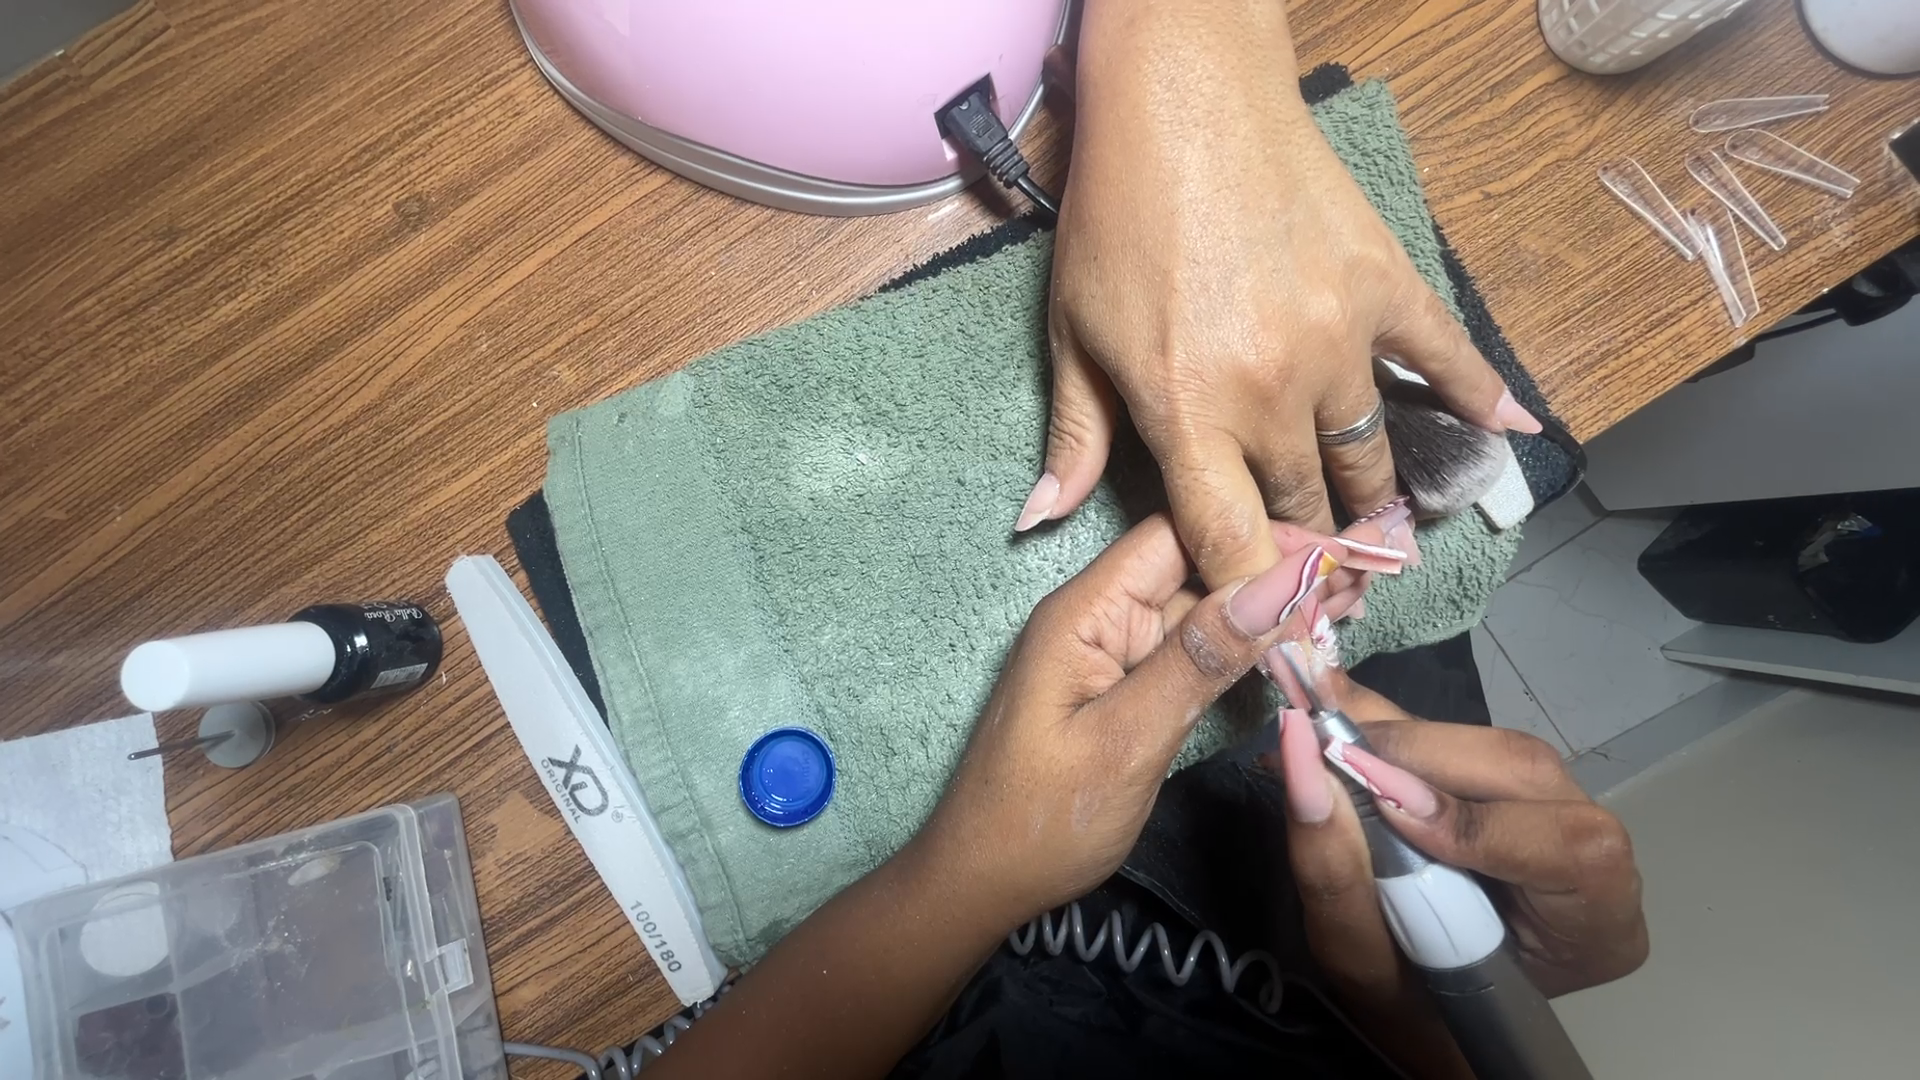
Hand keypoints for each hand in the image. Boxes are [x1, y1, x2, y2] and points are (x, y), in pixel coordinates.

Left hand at [915, 515, 1343, 924]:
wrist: (984, 878)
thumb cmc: (1043, 817)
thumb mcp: (1126, 740)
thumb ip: (1197, 660)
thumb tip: (1276, 583)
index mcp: (1084, 612)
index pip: (1173, 538)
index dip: (1251, 534)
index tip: (1334, 547)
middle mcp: (1096, 617)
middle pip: (1189, 571)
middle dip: (1270, 572)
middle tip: (1362, 581)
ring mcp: (1109, 652)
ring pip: (1194, 612)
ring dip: (1262, 612)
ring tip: (1347, 607)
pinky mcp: (1120, 686)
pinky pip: (1183, 653)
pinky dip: (1236, 651)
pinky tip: (1288, 651)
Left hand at [1025, 1, 1539, 587]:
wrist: (1183, 102)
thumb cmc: (1114, 227)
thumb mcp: (1072, 339)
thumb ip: (1073, 442)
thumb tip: (1039, 520)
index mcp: (1186, 415)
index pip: (1228, 543)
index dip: (1248, 599)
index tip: (1267, 635)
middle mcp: (1271, 395)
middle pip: (1299, 507)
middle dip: (1302, 551)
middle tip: (1314, 583)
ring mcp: (1340, 342)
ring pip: (1366, 457)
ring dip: (1369, 504)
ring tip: (1374, 536)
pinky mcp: (1386, 287)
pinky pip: (1443, 357)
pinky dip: (1475, 399)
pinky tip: (1508, 436)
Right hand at [1272, 679, 1647, 1075]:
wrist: (1416, 994)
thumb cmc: (1399, 995)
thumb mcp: (1357, 957)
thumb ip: (1334, 871)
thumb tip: (1300, 765)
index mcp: (1590, 927)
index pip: (1572, 850)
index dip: (1475, 820)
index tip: (1384, 808)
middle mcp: (1587, 853)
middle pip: (1522, 770)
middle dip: (1415, 751)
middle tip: (1323, 750)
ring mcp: (1548, 805)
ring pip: (1484, 740)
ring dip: (1393, 734)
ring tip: (1321, 740)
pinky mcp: (1494, 775)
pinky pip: (1445, 728)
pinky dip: (1378, 716)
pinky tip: (1327, 704)